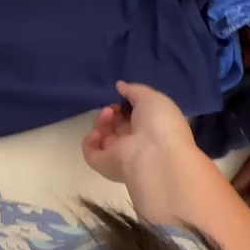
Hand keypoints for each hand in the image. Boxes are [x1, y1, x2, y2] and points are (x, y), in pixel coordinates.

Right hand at [81, 81, 197, 183]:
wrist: (154, 156)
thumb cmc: (159, 124)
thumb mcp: (152, 98)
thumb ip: (134, 90)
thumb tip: (120, 85)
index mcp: (150, 127)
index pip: (132, 115)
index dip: (124, 104)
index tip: (122, 97)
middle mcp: (134, 141)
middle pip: (114, 123)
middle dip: (111, 111)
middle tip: (113, 109)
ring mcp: (117, 153)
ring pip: (101, 134)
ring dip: (101, 121)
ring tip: (107, 116)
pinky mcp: (102, 163)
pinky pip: (90, 150)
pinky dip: (90, 140)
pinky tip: (98, 134)